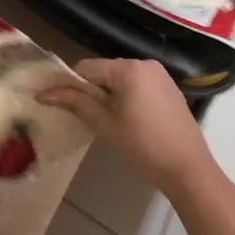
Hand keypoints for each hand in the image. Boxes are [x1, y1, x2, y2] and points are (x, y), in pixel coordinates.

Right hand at [38, 58, 213, 186]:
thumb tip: (44, 93)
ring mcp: (161, 75)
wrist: (190, 171)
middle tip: (88, 117)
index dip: (72, 84)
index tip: (63, 104)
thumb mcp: (105, 125)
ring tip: (108, 121)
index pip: (87, 67)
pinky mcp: (170, 89)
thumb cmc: (144, 147)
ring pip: (122, 79)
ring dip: (110, 94)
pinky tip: (131, 120)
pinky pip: (139, 85)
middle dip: (93, 90)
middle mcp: (145, 64)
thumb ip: (76, 103)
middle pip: (105, 71)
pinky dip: (128, 97)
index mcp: (128, 68)